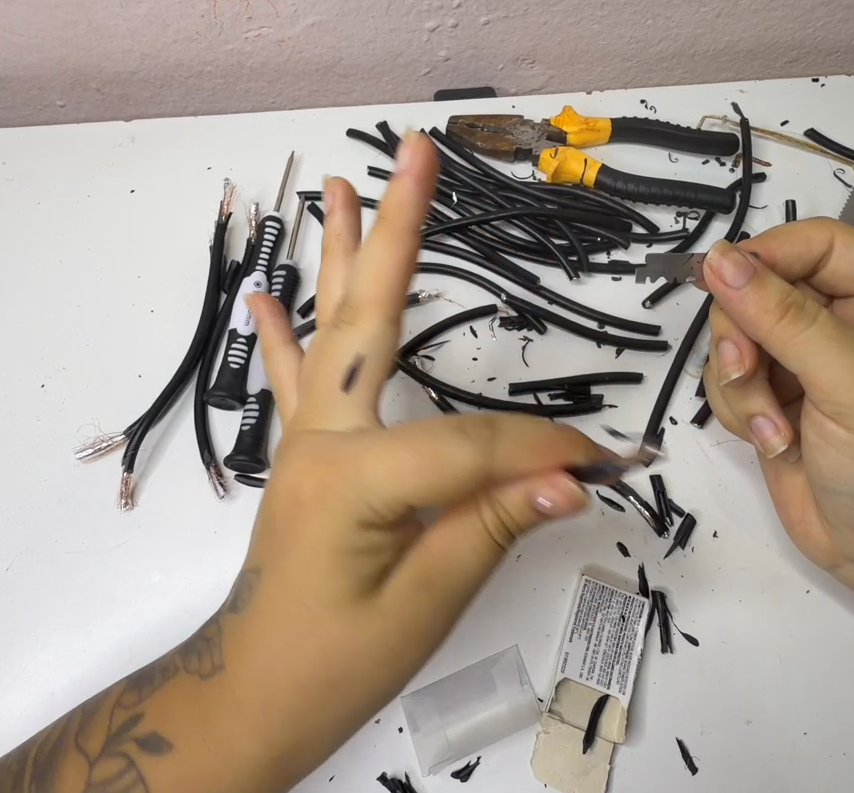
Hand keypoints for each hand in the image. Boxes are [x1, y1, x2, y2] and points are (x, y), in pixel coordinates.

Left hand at [227, 131, 609, 788]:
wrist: (251, 695)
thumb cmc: (332, 663)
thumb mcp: (424, 604)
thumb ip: (491, 524)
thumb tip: (570, 475)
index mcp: (352, 474)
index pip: (470, 444)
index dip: (541, 451)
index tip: (602, 462)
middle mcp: (322, 437)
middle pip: (371, 317)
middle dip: (401, 230)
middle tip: (416, 157)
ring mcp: (306, 437)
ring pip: (333, 331)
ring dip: (345, 256)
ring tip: (342, 189)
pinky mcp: (305, 450)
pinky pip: (295, 380)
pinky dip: (286, 333)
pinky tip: (266, 295)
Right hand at [697, 221, 853, 602]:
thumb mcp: (853, 383)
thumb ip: (784, 317)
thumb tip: (718, 258)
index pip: (817, 244)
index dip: (769, 255)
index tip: (724, 282)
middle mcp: (843, 323)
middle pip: (761, 286)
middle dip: (744, 334)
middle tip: (747, 373)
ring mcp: (804, 362)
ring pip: (734, 334)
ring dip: (740, 383)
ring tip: (773, 430)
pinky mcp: (774, 398)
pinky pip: (727, 378)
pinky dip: (737, 409)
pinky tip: (773, 443)